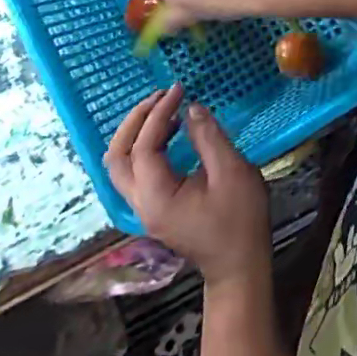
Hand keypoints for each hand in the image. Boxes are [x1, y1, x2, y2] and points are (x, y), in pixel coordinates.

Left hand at [104, 84, 270, 284]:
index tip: (178, 90)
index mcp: (157, 197)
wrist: (240, 265)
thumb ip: (208, 137)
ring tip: (167, 109)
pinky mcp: (155, 207)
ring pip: (122, 165)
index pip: (143, 147)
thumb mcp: (232, 172)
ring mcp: (145, 208)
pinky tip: (172, 131)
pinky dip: (146, 145)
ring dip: (137, 132)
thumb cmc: (240, 220)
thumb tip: (191, 109)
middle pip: (116, 157)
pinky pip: (136, 171)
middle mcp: (141, 204)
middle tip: (161, 96)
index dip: (158, 114)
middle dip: (135, 120)